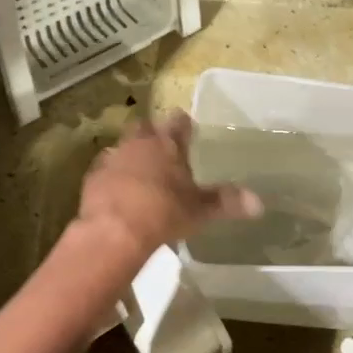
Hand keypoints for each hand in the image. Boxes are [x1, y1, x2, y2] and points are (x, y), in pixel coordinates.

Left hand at [72, 111, 260, 257]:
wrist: (115, 230)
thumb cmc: (164, 213)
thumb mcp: (200, 210)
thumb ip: (226, 202)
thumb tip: (259, 203)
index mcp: (167, 144)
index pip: (178, 122)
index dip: (183, 124)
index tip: (187, 125)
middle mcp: (139, 143)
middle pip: (145, 128)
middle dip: (153, 133)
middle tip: (162, 147)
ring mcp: (113, 157)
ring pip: (123, 146)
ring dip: (131, 154)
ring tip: (140, 171)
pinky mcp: (94, 177)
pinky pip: (105, 169)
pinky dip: (112, 176)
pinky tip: (118, 190)